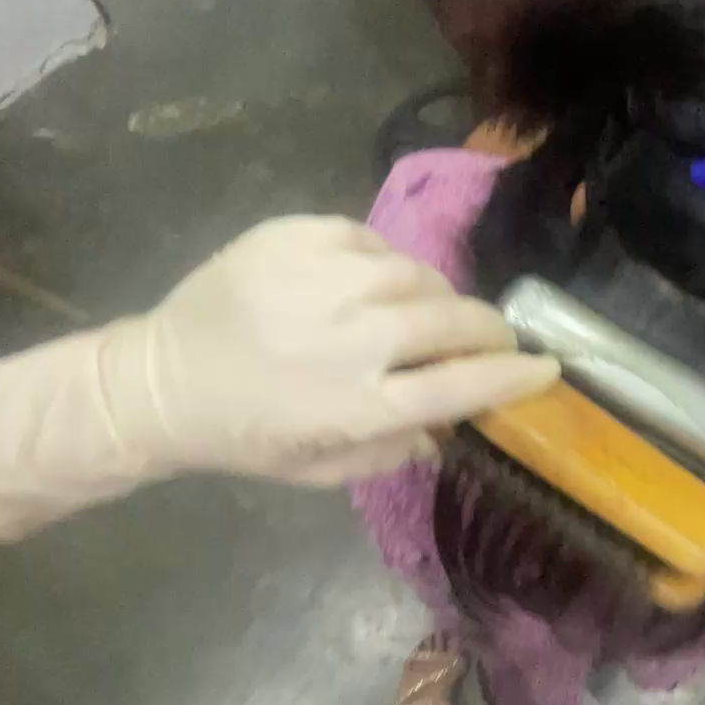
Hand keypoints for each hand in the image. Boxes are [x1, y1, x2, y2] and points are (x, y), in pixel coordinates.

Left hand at [0, 216, 557, 540]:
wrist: (156, 382)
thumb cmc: (251, 436)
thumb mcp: (327, 467)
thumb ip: (399, 446)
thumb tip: (457, 420)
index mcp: (353, 405)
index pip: (459, 388)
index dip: (513, 377)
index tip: (548, 367)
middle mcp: (344, 339)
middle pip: (452, 322)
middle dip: (491, 329)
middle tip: (497, 335)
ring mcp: (317, 279)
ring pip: (419, 274)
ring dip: (436, 297)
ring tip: (424, 312)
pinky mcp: (292, 236)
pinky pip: (373, 242)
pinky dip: (386, 265)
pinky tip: (369, 285)